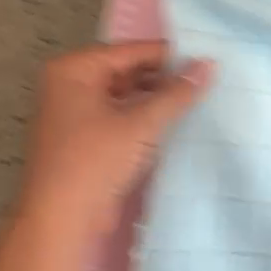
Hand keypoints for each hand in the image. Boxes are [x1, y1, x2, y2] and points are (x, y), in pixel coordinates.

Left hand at [16, 41, 213, 235]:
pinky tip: (173, 126)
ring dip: (155, 102)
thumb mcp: (140, 125)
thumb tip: (209, 64)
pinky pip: (118, 119)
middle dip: (163, 79)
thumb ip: (176, 93)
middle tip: (206, 83)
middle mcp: (68, 85)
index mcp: (72, 70)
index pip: (130, 51)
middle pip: (126, 72)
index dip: (169, 55)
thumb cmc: (95, 163)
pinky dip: (142, 121)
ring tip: (197, 103)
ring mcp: (73, 114)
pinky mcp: (83, 140)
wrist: (61, 219)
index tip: (206, 59)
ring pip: (123, 97)